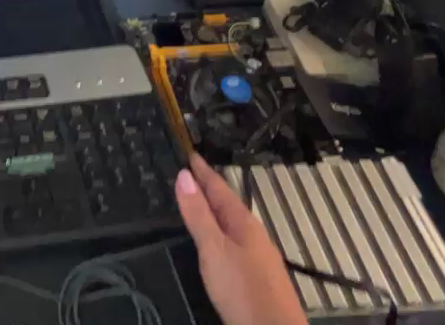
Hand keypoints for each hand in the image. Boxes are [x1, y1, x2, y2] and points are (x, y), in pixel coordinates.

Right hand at [174, 154, 307, 324]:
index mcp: (243, 223)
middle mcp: (254, 235)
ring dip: (215, 211)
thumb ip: (198, 215)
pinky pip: (235, 241)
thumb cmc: (243, 291)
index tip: (190, 154)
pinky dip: (221, 232)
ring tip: (199, 203)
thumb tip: (184, 175)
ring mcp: (259, 257)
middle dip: (209, 189)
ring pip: (233, 224)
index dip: (203, 171)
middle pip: (228, 204)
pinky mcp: (259, 277)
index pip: (220, 188)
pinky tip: (216, 243)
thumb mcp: (213, 250)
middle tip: (190, 175)